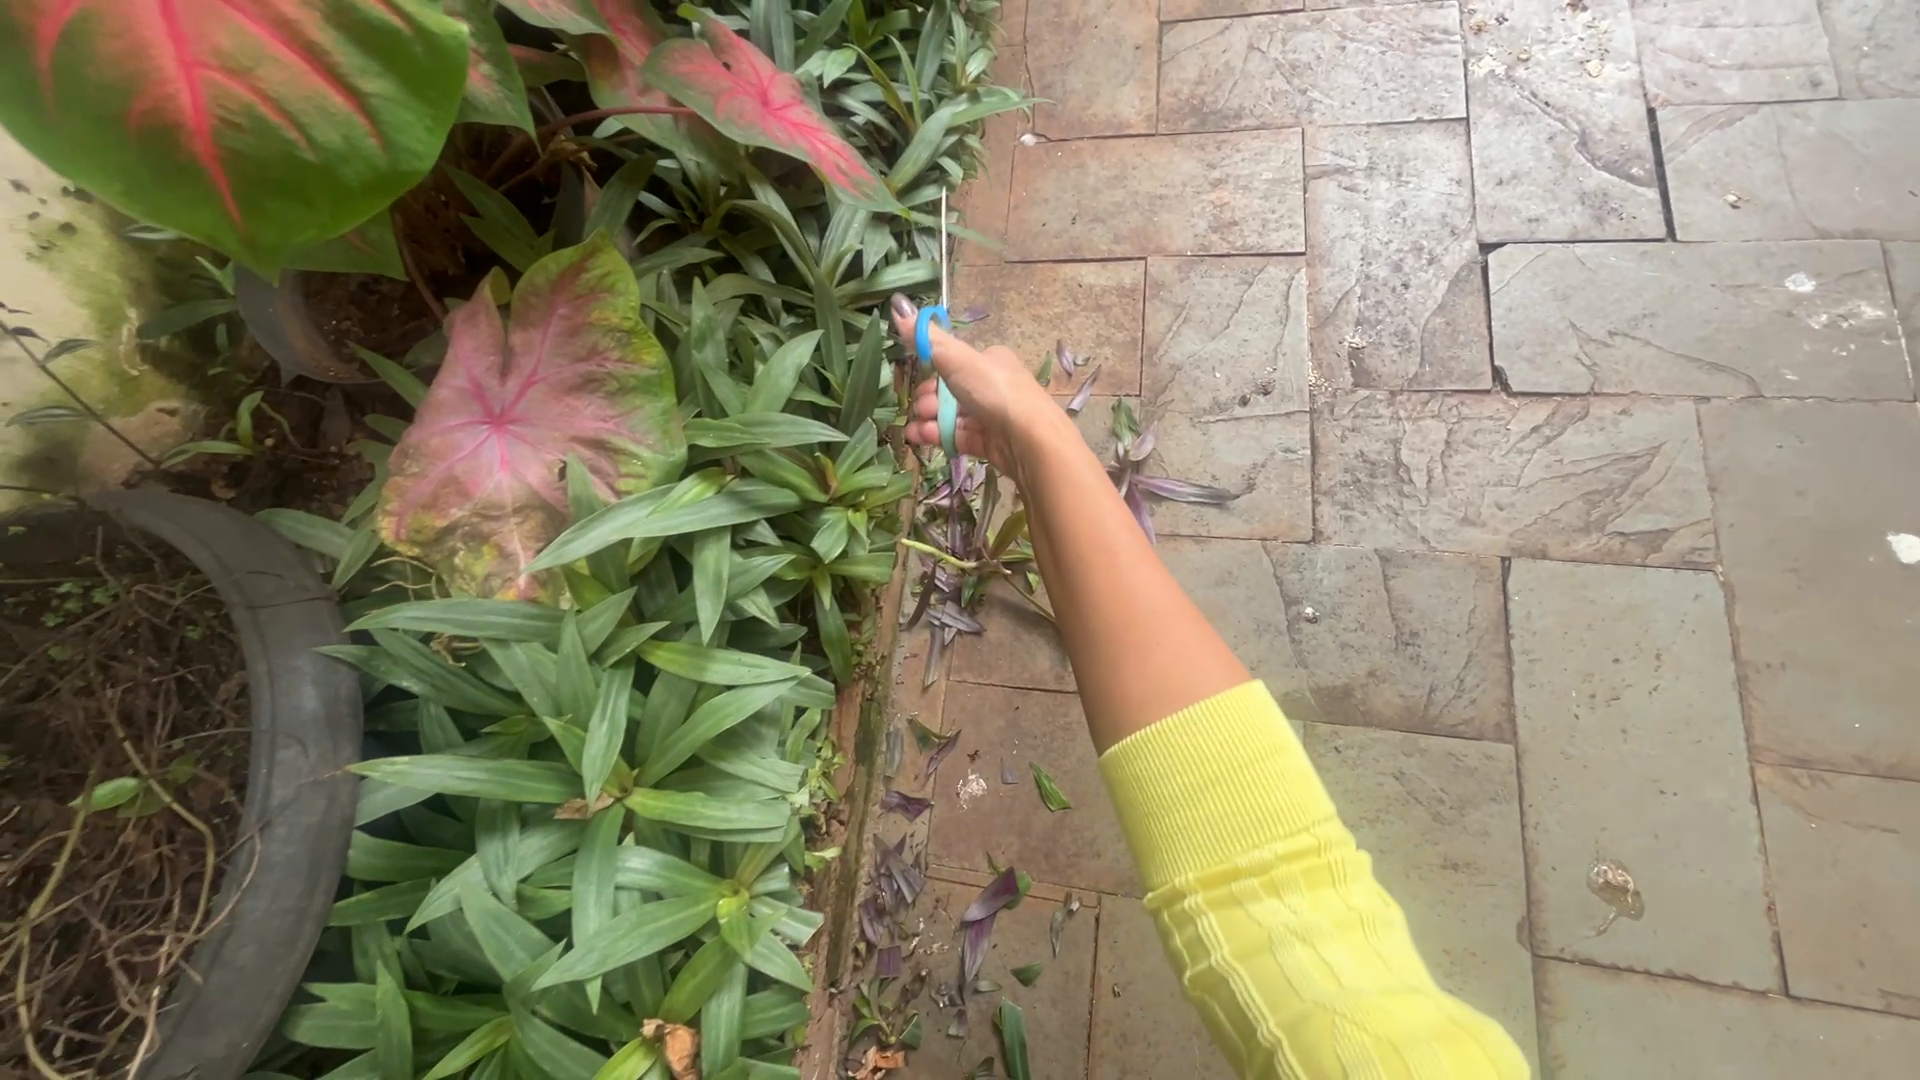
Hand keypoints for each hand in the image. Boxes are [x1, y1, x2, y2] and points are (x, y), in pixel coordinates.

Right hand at [890, 294, 1054, 476]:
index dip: (932, 373)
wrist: (1029, 439)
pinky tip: (922, 438)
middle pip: (949, 392)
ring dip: (928, 421)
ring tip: (917, 430)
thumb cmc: (995, 391)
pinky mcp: (990, 442)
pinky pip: (959, 436)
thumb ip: (927, 338)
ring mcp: (991, 416)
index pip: (953, 364)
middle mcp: (992, 386)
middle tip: (922, 409)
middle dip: (928, 400)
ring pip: (951, 416)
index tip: (918, 381)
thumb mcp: (957, 358)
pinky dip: (939, 436)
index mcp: (990, 360)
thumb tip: (898, 304)